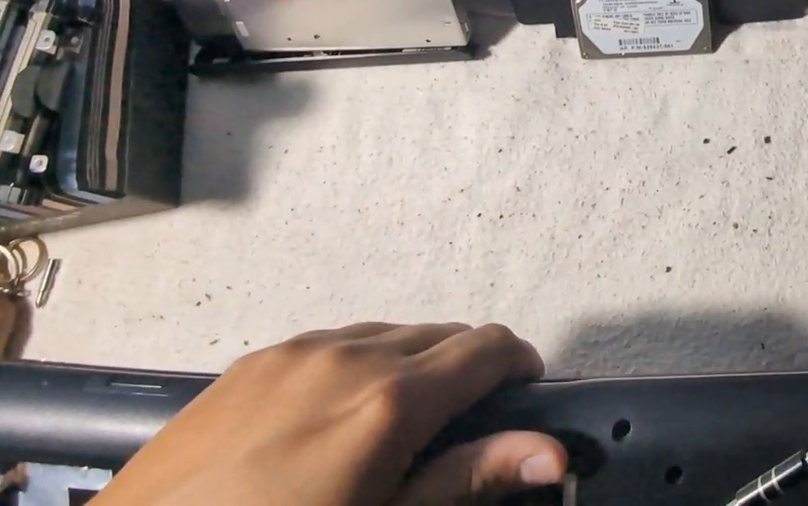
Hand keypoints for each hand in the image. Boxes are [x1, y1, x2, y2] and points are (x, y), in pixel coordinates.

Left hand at [93, 322, 566, 505]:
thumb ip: (469, 475)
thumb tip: (554, 450)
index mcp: (394, 398)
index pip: (493, 346)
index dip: (519, 366)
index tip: (518, 396)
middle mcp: (356, 355)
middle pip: (449, 334)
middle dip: (466, 370)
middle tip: (448, 428)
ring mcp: (300, 351)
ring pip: (396, 333)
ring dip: (414, 363)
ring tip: (384, 424)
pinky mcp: (253, 360)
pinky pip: (337, 340)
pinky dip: (359, 363)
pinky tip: (327, 418)